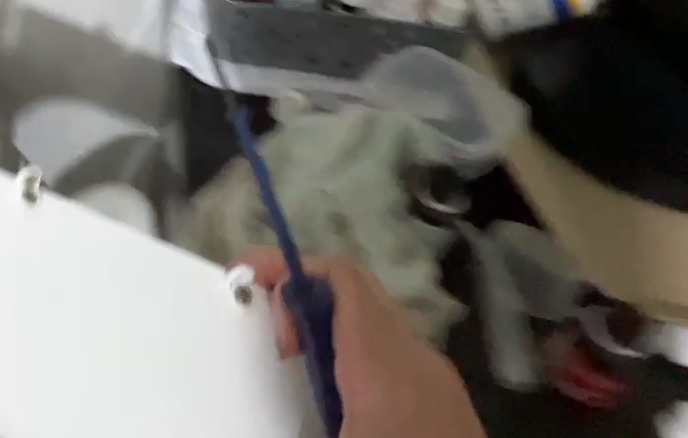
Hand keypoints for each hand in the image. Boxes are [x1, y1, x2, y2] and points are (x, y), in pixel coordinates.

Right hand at [239, 251, 483, 437]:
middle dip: (302, 292)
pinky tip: (337, 393)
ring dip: (328, 322)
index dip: (286, 267)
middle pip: (355, 290)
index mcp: (383, 366)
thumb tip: (238, 424)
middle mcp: (416, 361)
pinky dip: (355, 349)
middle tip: (268, 331)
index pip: (338, 277)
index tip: (245, 283)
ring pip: (376, 320)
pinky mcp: (449, 408)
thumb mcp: (340, 433)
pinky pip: (394, 352)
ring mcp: (438, 383)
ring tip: (294, 360)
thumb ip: (293, 414)